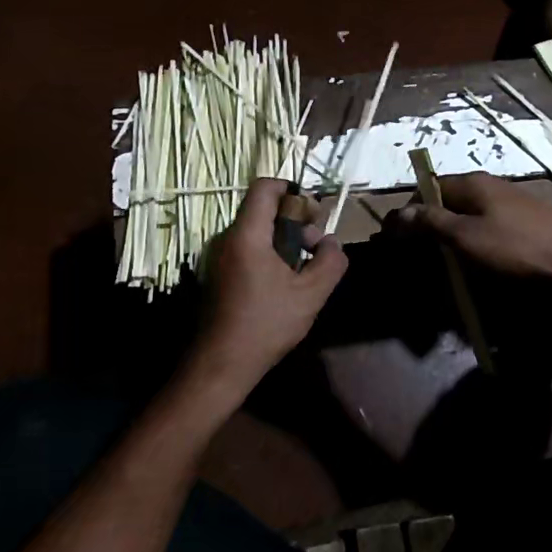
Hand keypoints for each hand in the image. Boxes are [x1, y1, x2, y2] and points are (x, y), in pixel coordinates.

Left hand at [194, 179, 347, 381]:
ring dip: (284, 241)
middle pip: (262, 210)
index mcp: (248, 235)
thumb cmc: (267, 324)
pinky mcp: (219, 275)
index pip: (265, 187)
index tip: (313, 212)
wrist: (222, 363)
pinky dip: (269, 255)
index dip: (292, 190)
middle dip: (294, 220)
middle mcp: (228, 238)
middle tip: (316, 246)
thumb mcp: (311, 294)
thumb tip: (332, 243)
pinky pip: (248, 250)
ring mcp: (220, 257)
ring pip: (257, 232)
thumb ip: (330, 261)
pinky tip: (285, 284)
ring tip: (305, 269)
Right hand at [393, 172, 551, 282]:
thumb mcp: (467, 236)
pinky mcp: (524, 224)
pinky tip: (475, 263)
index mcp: (472, 183)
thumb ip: (432, 223)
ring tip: (444, 263)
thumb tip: (400, 212)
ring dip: (451, 237)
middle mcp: (490, 187)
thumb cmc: (518, 247)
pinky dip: (473, 244)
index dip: (410, 210)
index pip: (428, 187)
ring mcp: (509, 204)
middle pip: (447, 201)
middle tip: (418, 255)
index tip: (397, 238)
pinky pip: (486, 229)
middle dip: (429, 226)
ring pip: (467, 216)